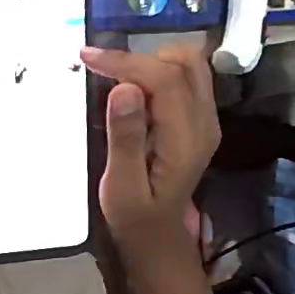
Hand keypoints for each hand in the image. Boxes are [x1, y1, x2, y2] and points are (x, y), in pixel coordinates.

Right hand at [80, 44, 219, 268]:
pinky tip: (130, 88)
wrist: (157, 235)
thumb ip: (125, 138)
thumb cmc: (134, 216)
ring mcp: (206, 119)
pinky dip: (156, 71)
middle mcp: (205, 122)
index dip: (127, 62)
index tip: (88, 58)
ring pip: (188, 65)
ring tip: (114, 79)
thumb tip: (123, 88)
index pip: (166, 79)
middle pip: (184, 63)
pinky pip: (184, 78)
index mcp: (186, 139)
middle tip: (101, 70)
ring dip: (149, 62)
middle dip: (139, 58)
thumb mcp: (121, 186)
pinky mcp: (198, 118)